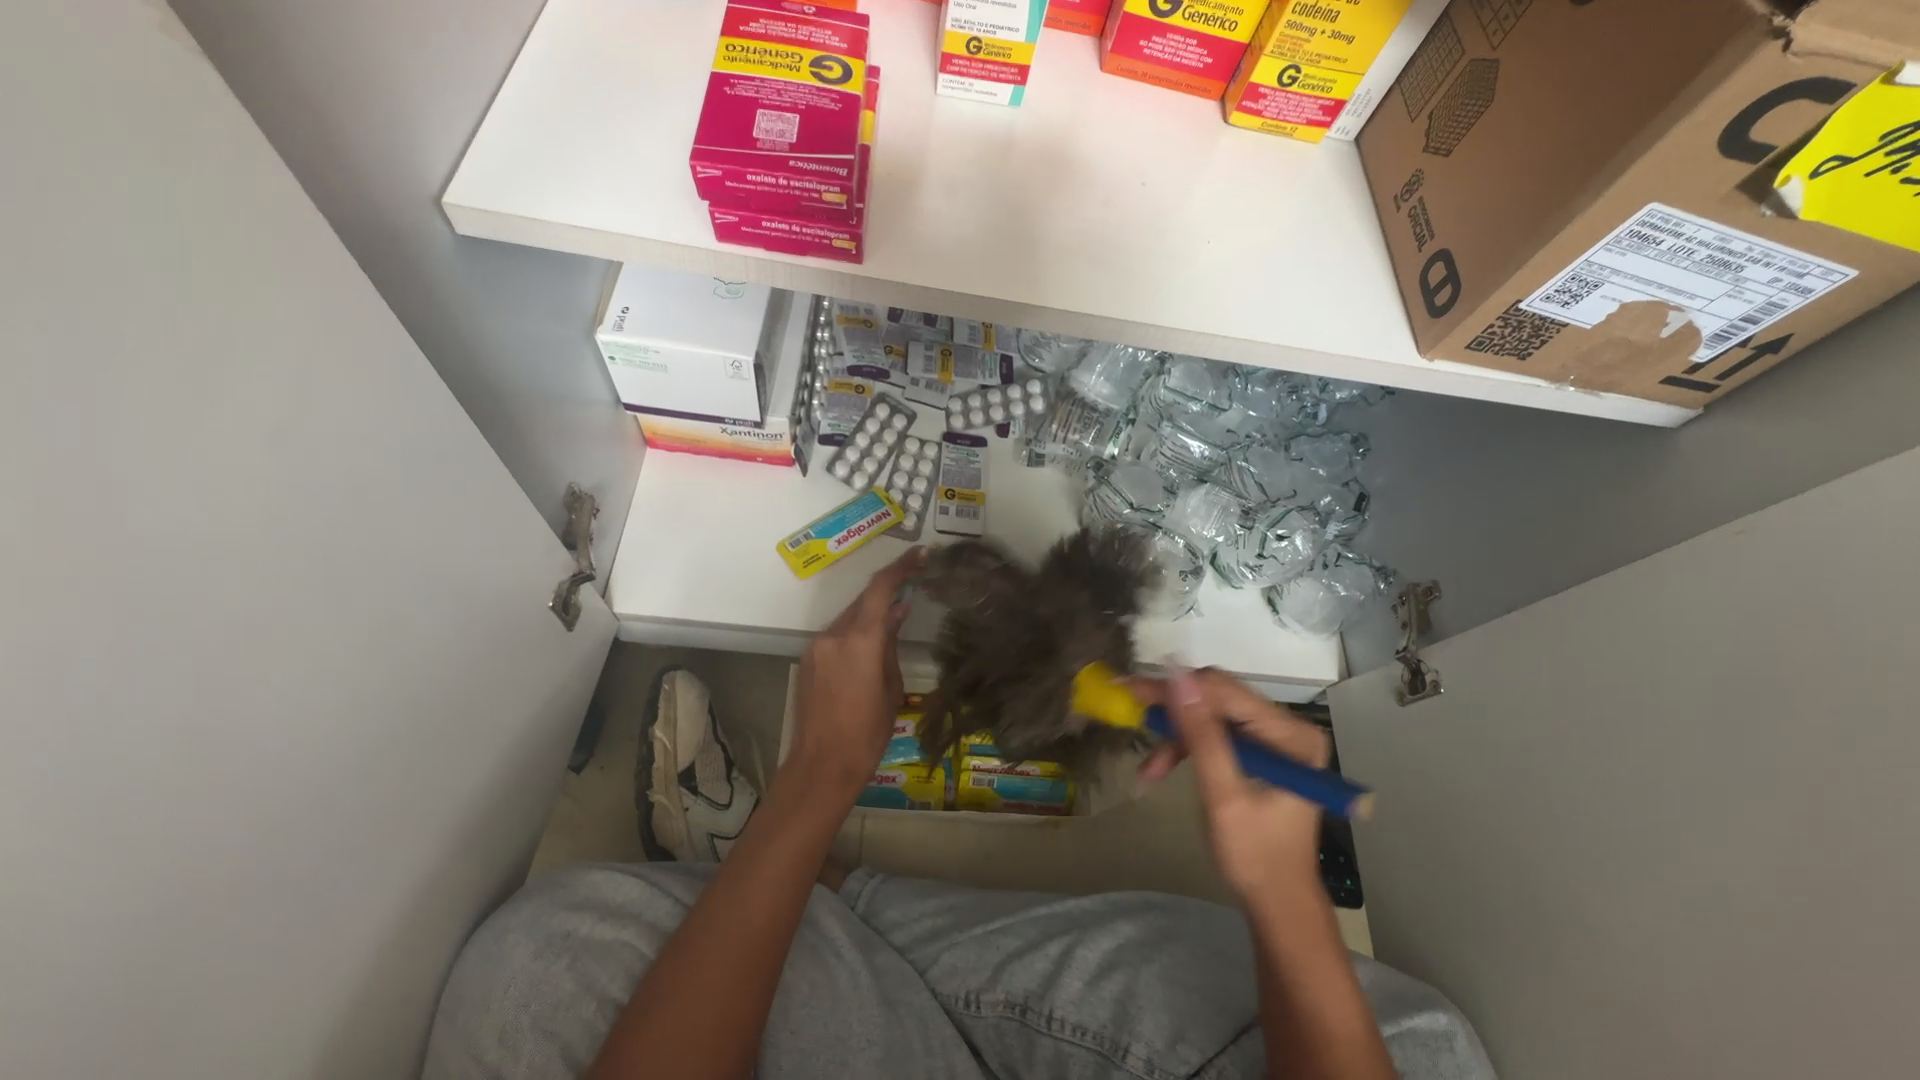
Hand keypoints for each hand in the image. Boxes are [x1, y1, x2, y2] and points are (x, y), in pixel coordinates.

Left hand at [780, 548, 924, 804]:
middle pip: (864, 602)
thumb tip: (898, 613)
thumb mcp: (890, 689)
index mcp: (860, 641)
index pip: (880, 590)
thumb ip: (891, 646)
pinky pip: (837, 636)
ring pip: (850, 619)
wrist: (822, 766)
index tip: (919, 555)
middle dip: (887, 594)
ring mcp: (817, 647)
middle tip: (914, 587)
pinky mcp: (809, 660)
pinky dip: (856, 633)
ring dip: (871, 617)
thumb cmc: (867, 735)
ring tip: (896, 624)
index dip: (900, 568)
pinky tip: (872, 647)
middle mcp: (834, 636)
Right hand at [1136, 667, 1331, 909]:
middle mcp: (1286, 727)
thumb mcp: (1224, 797)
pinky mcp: (1259, 752)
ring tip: (1148, 770)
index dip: (1176, 688)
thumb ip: (1202, 736)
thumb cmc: (1255, 857)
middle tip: (1131, 716)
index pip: (1224, 691)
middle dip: (1173, 713)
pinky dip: (1184, 749)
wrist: (1277, 901)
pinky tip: (1159, 770)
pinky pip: (1213, 734)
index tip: (1130, 690)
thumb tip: (1177, 676)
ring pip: (1209, 716)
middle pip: (1216, 699)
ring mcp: (1273, 739)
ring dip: (1175, 738)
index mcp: (1290, 734)